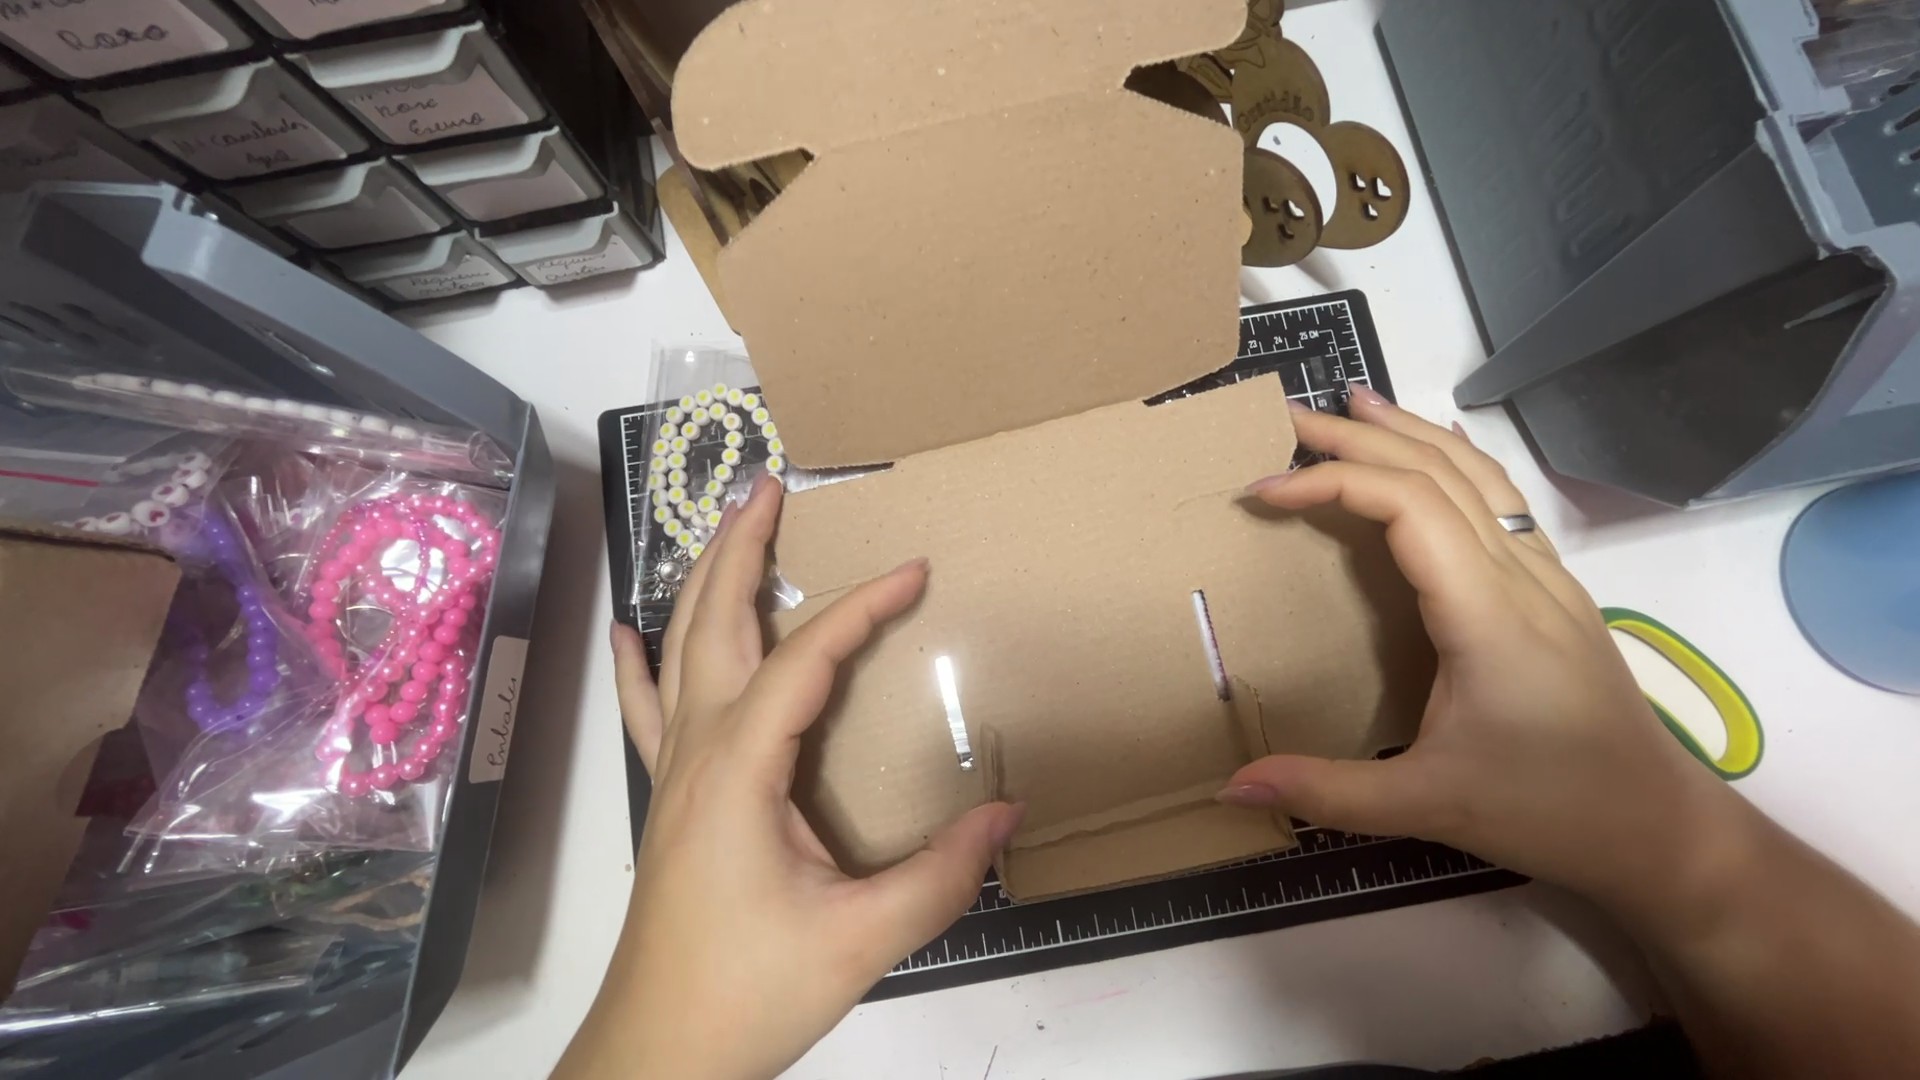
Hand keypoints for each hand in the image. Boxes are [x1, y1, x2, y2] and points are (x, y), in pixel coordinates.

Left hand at [556, 475, 1021, 1079]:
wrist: (657, 1055)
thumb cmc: (750, 991)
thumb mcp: (860, 941)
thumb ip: (939, 877)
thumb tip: (1009, 813)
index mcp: (740, 767)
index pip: (804, 659)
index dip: (860, 608)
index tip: (913, 572)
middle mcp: (698, 747)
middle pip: (715, 621)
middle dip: (743, 547)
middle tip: (769, 487)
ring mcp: (673, 766)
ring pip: (679, 649)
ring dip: (704, 581)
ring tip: (726, 527)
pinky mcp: (668, 792)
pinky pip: (644, 708)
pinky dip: (638, 662)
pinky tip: (629, 631)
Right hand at [1219, 388, 1743, 915]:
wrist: (1666, 831)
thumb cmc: (1548, 810)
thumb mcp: (1428, 808)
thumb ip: (1325, 792)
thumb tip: (1229, 785)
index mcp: (1488, 613)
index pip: (1407, 507)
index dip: (1330, 483)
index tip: (1261, 491)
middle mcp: (1521, 575)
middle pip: (1437, 471)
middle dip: (1356, 437)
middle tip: (1286, 416)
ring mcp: (1544, 574)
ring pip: (1474, 473)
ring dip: (1407, 431)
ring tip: (1352, 404)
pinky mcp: (1550, 585)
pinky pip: (1495, 496)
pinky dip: (1450, 456)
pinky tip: (1431, 447)